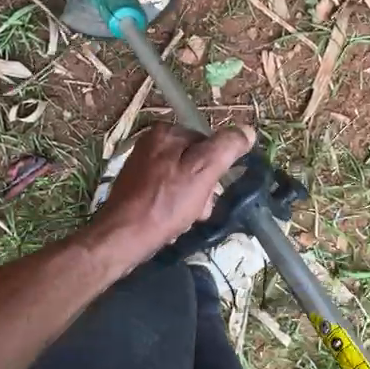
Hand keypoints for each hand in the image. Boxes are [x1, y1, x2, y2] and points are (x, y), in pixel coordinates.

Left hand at [87, 123, 255, 263]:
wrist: (123, 237)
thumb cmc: (165, 204)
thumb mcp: (202, 172)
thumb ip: (225, 149)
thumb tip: (246, 131)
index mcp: (166, 132)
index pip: (208, 145)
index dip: (214, 171)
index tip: (210, 193)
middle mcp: (151, 142)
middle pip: (195, 163)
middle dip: (201, 189)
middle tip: (196, 210)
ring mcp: (142, 164)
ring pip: (182, 180)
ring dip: (189, 202)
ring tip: (182, 219)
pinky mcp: (136, 186)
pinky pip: (167, 193)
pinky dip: (173, 207)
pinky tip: (170, 222)